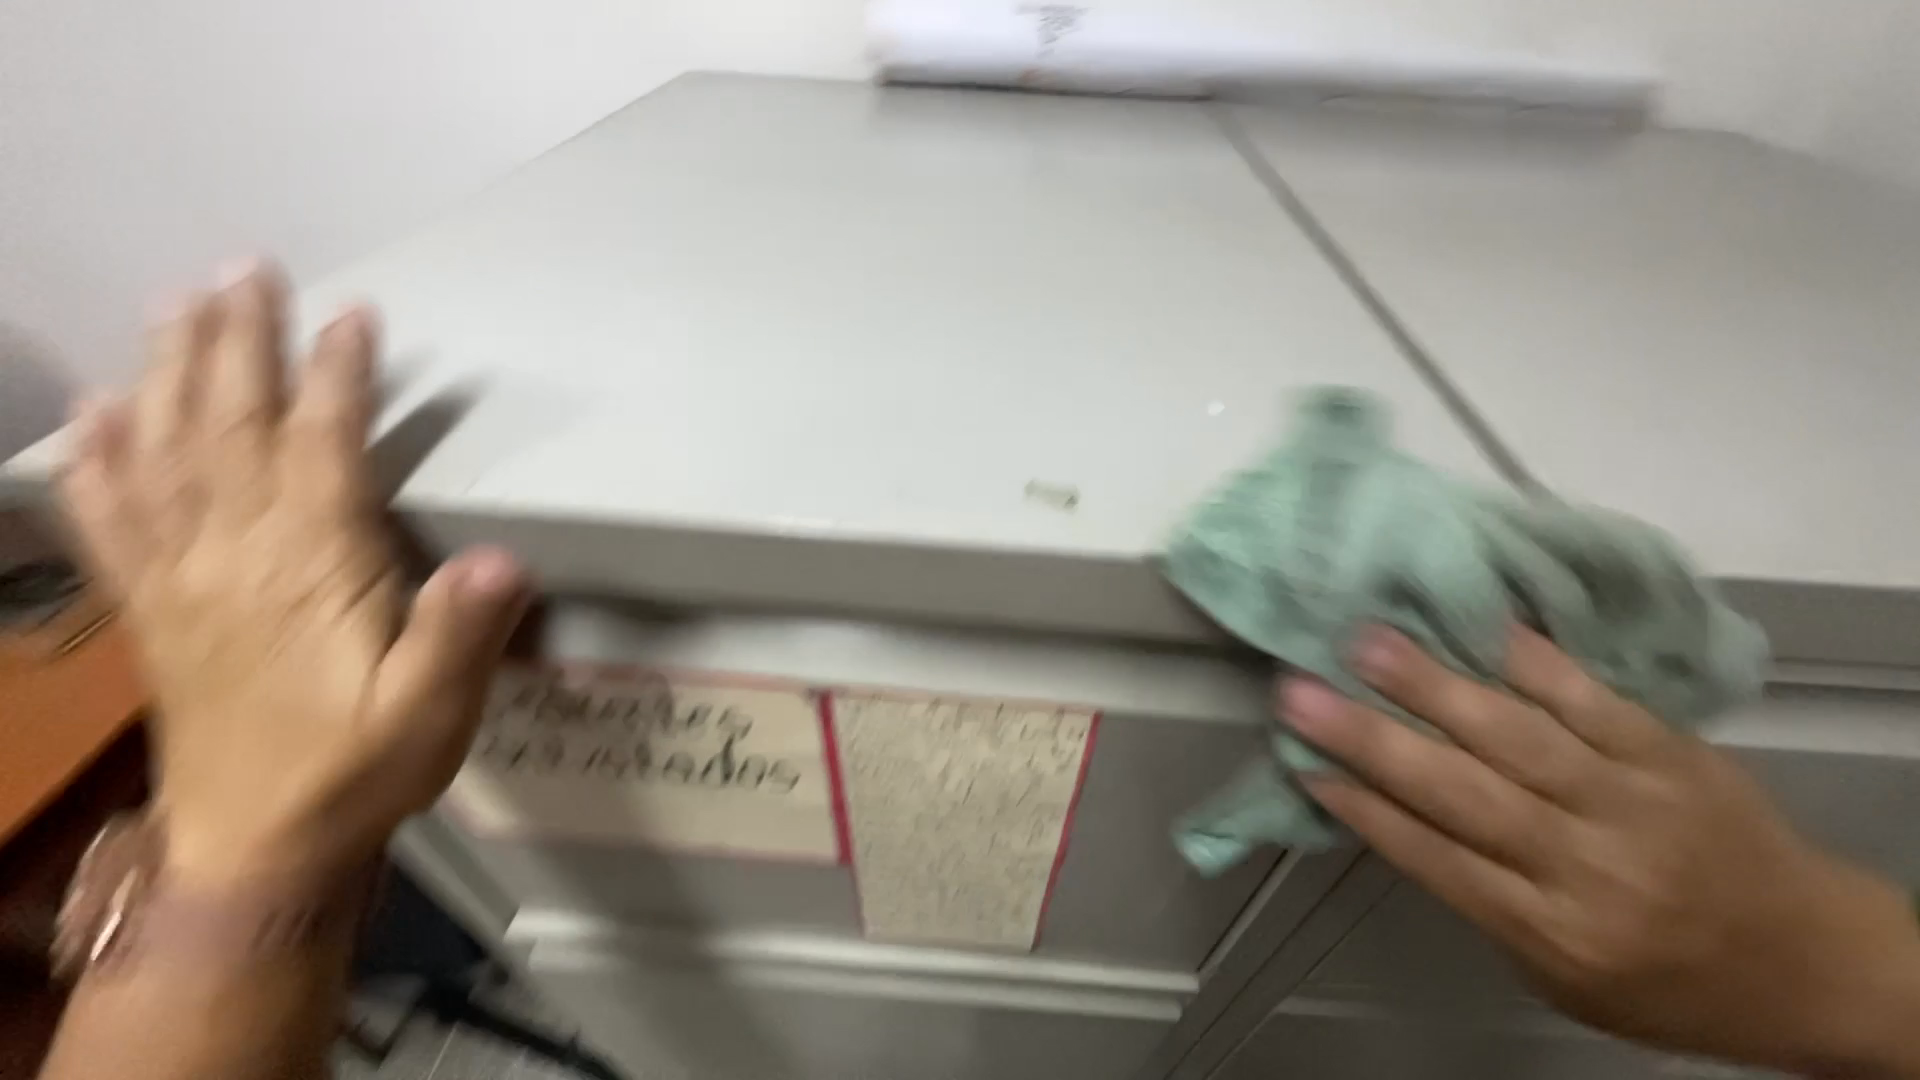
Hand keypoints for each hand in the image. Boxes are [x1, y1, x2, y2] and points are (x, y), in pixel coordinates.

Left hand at [57, 260, 528, 889]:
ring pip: (165, 454)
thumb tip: (503, 560)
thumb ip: (462, 635)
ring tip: (176, 306)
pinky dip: (99, 457)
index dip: (336, 378)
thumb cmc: (362, 767)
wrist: (259, 844)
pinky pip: (113, 516)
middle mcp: (235, 557)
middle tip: (243, 269)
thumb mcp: (434, 710)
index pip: (317, 451)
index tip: (351, 313)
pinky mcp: (158, 608)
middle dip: (237, 343)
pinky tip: (98, 415)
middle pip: (227, 429)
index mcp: (309, 571)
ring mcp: (183, 579)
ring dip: (170, 373)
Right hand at [1283, 626, 1919, 1074]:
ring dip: (1432, 685)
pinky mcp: (1671, 752)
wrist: (1822, 963)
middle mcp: (1589, 866)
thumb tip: (1388, 809)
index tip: (1300, 759)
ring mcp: (1633, 801)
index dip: (1363, 806)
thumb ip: (1480, 896)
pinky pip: (1589, 698)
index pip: (1434, 858)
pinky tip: (1475, 622)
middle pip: (1462, 794)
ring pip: (1516, 736)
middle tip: (1300, 693)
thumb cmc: (1665, 978)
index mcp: (1554, 932)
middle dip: (1371, 739)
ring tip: (1366, 641)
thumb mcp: (1560, 974)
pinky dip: (1527, 658)